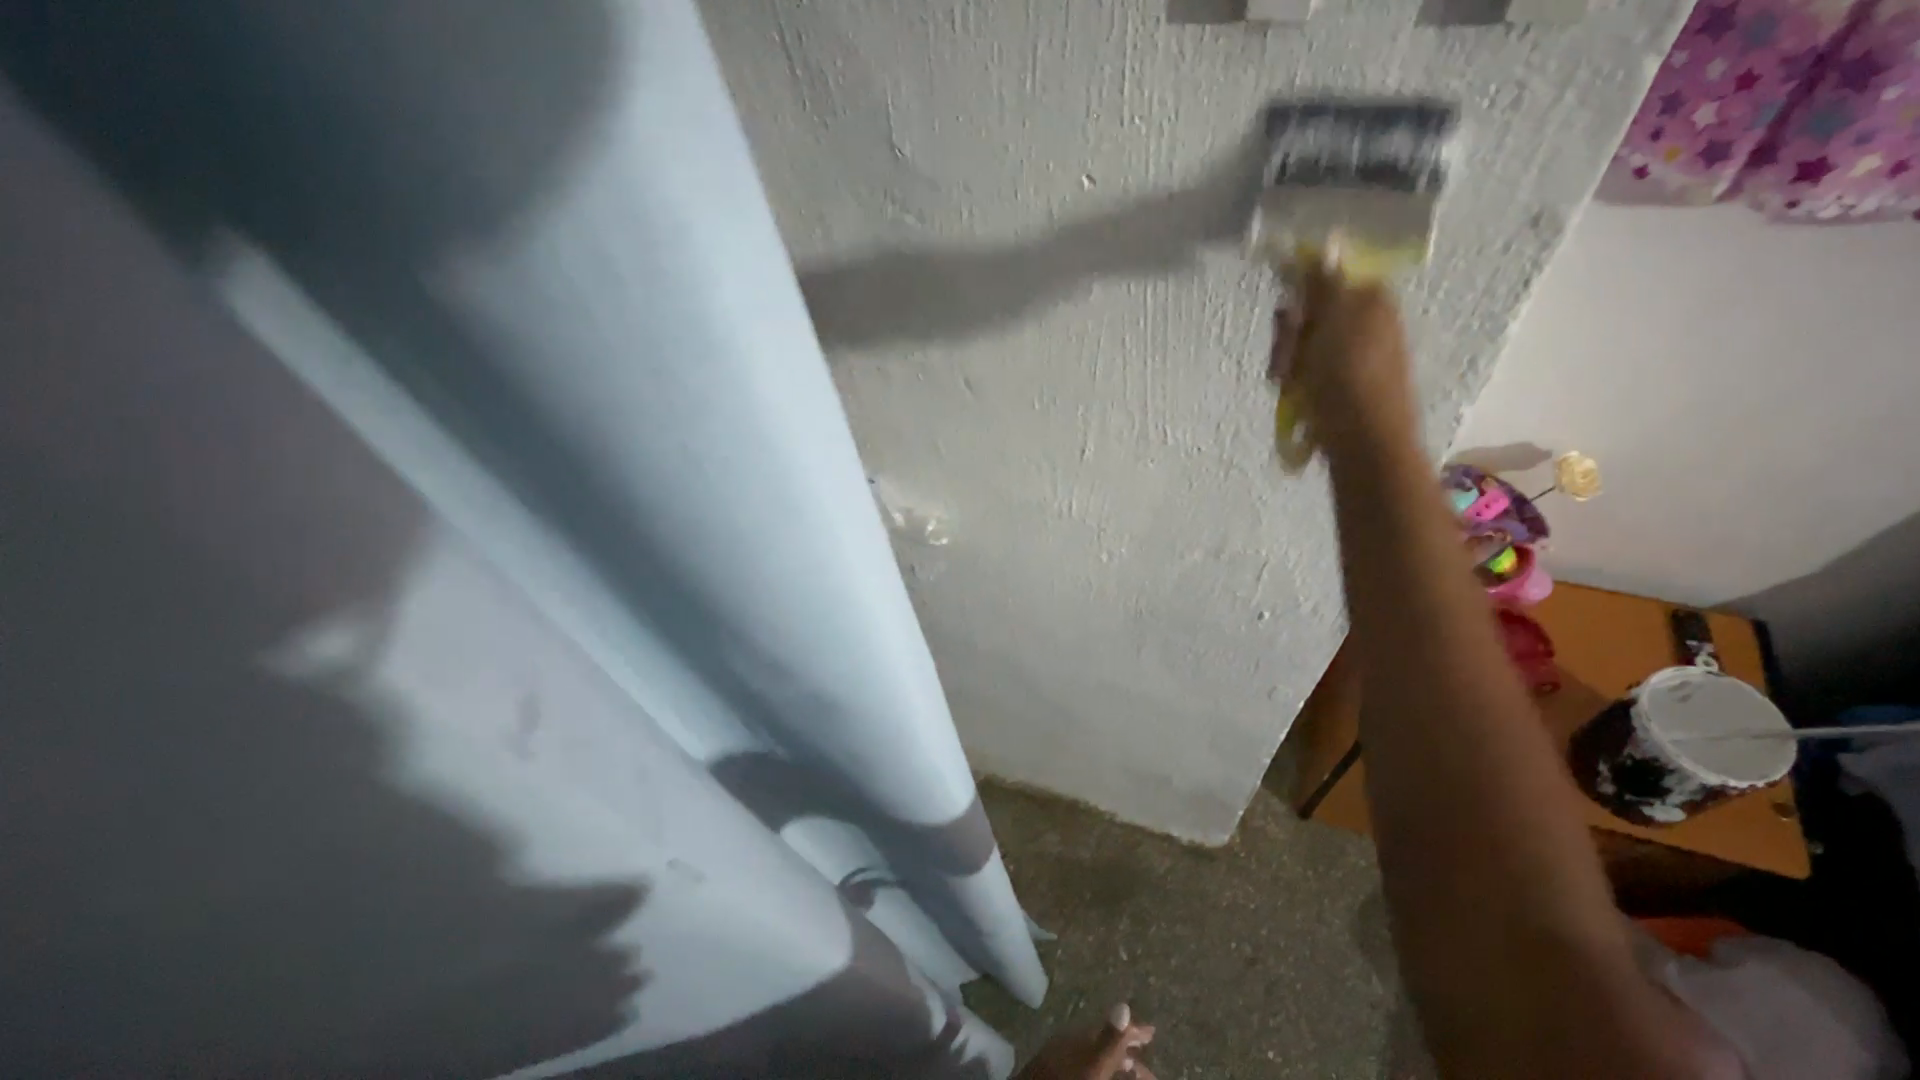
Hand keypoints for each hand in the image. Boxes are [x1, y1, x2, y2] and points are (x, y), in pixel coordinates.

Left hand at [1015, 1003, 1156, 1079]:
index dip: (1133, 1031)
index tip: (1152, 1032)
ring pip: (1096, 1058)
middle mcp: (1072, 1045)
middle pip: (1105, 1044)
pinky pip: (1085, 1066)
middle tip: (1149, 1054)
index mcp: (1080, 1038)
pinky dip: (1102, 1071)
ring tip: (1138, 1074)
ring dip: (1118, 1065)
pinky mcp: (1056, 1070)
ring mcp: (1062, 1059)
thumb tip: (1124, 1004)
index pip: (1112, 1029)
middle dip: (1128, 1050)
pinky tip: (1106, 1075)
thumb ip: (1108, 1039)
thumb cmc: (1066, 1078)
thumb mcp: (1092, 1064)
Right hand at [1275, 258, 1417, 453]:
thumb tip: (1327, 240)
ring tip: (1288, 387)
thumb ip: (1325, 282)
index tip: (1286, 316)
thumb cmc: (1347, 380)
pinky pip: (1313, 373)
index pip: (1325, 277)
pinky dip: (1300, 383)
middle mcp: (1370, 322)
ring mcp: (1360, 356)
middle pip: (1312, 313)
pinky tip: (1297, 399)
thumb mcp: (1332, 321)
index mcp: (1371, 299)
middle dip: (1290, 335)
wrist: (1367, 446)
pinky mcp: (1350, 387)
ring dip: (1289, 363)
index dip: (1299, 295)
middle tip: (1285, 360)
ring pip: (1307, 346)